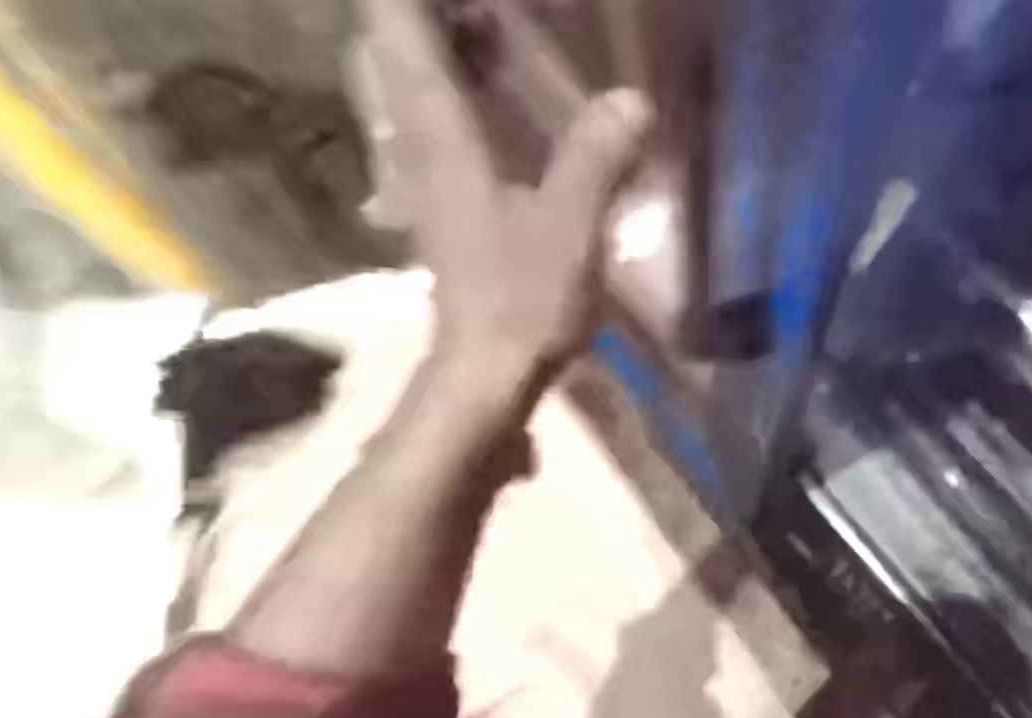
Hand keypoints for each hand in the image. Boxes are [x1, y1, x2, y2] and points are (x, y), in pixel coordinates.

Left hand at [359, 0, 652, 384]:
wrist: (489, 368)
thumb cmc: (524, 298)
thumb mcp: (571, 228)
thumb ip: (597, 160)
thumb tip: (633, 102)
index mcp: (438, 130)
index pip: (398, 18)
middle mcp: (417, 140)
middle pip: (400, 43)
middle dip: (440, 15)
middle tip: (504, 14)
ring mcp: (426, 175)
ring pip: (418, 85)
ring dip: (450, 52)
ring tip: (506, 37)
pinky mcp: (445, 207)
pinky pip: (441, 127)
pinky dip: (465, 100)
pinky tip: (508, 112)